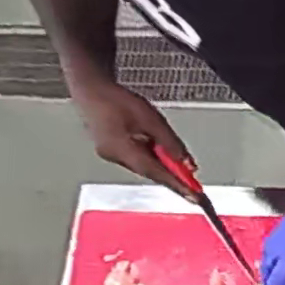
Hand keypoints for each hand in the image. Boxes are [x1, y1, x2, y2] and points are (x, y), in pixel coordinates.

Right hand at [71, 80, 194, 197]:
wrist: (89, 85)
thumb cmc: (117, 98)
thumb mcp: (152, 119)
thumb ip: (172, 143)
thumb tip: (189, 165)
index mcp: (121, 148)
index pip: (157, 173)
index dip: (178, 186)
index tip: (196, 199)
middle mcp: (114, 156)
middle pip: (151, 173)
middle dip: (174, 180)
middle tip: (195, 191)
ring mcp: (111, 156)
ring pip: (145, 168)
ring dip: (164, 169)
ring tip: (179, 168)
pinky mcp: (112, 152)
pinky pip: (138, 161)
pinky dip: (153, 161)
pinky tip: (161, 156)